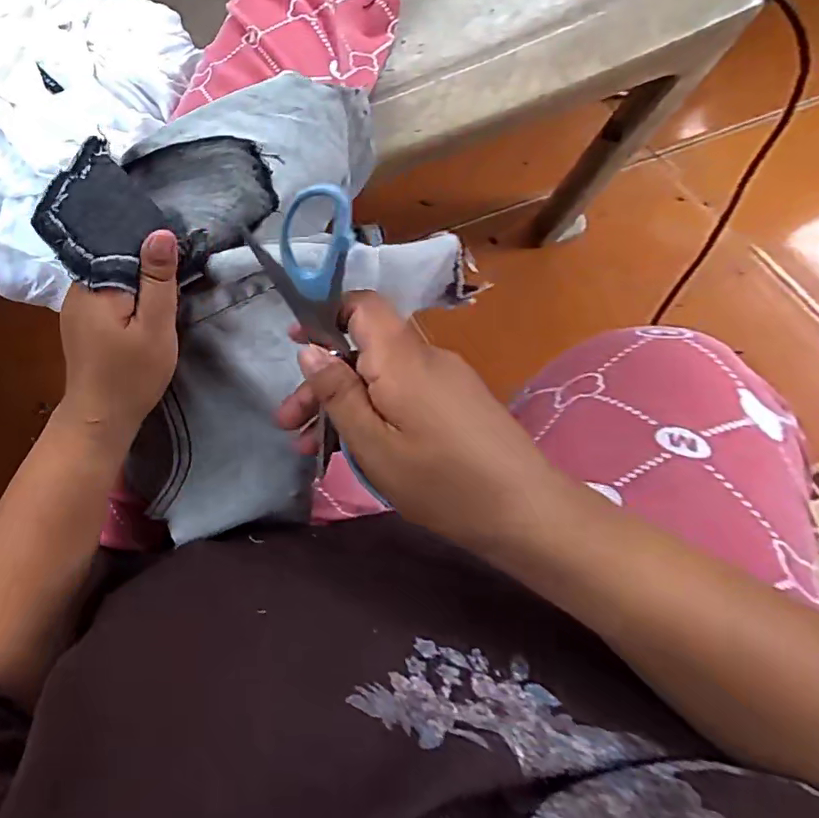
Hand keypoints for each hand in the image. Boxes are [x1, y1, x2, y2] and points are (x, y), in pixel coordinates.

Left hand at [57, 229, 180, 439]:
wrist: (101, 418)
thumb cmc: (131, 375)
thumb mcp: (155, 326)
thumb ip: (158, 279)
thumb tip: (161, 233)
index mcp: (92, 284)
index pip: (121, 242)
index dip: (150, 243)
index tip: (176, 253)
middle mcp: (77, 287)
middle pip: (115, 257)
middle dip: (144, 261)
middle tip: (175, 270)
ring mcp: (76, 304)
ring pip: (112, 274)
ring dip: (136, 277)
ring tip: (164, 282)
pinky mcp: (81, 319)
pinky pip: (107, 291)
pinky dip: (127, 293)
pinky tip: (144, 302)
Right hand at [273, 292, 560, 546]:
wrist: (529, 513)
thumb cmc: (442, 481)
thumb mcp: (373, 444)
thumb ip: (338, 393)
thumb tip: (309, 349)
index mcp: (400, 357)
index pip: (362, 304)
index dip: (325, 314)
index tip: (296, 343)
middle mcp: (424, 356)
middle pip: (363, 348)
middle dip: (322, 381)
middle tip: (290, 424)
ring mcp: (445, 378)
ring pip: (380, 375)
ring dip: (344, 403)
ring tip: (312, 447)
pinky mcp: (458, 400)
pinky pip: (403, 391)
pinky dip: (374, 411)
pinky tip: (359, 449)